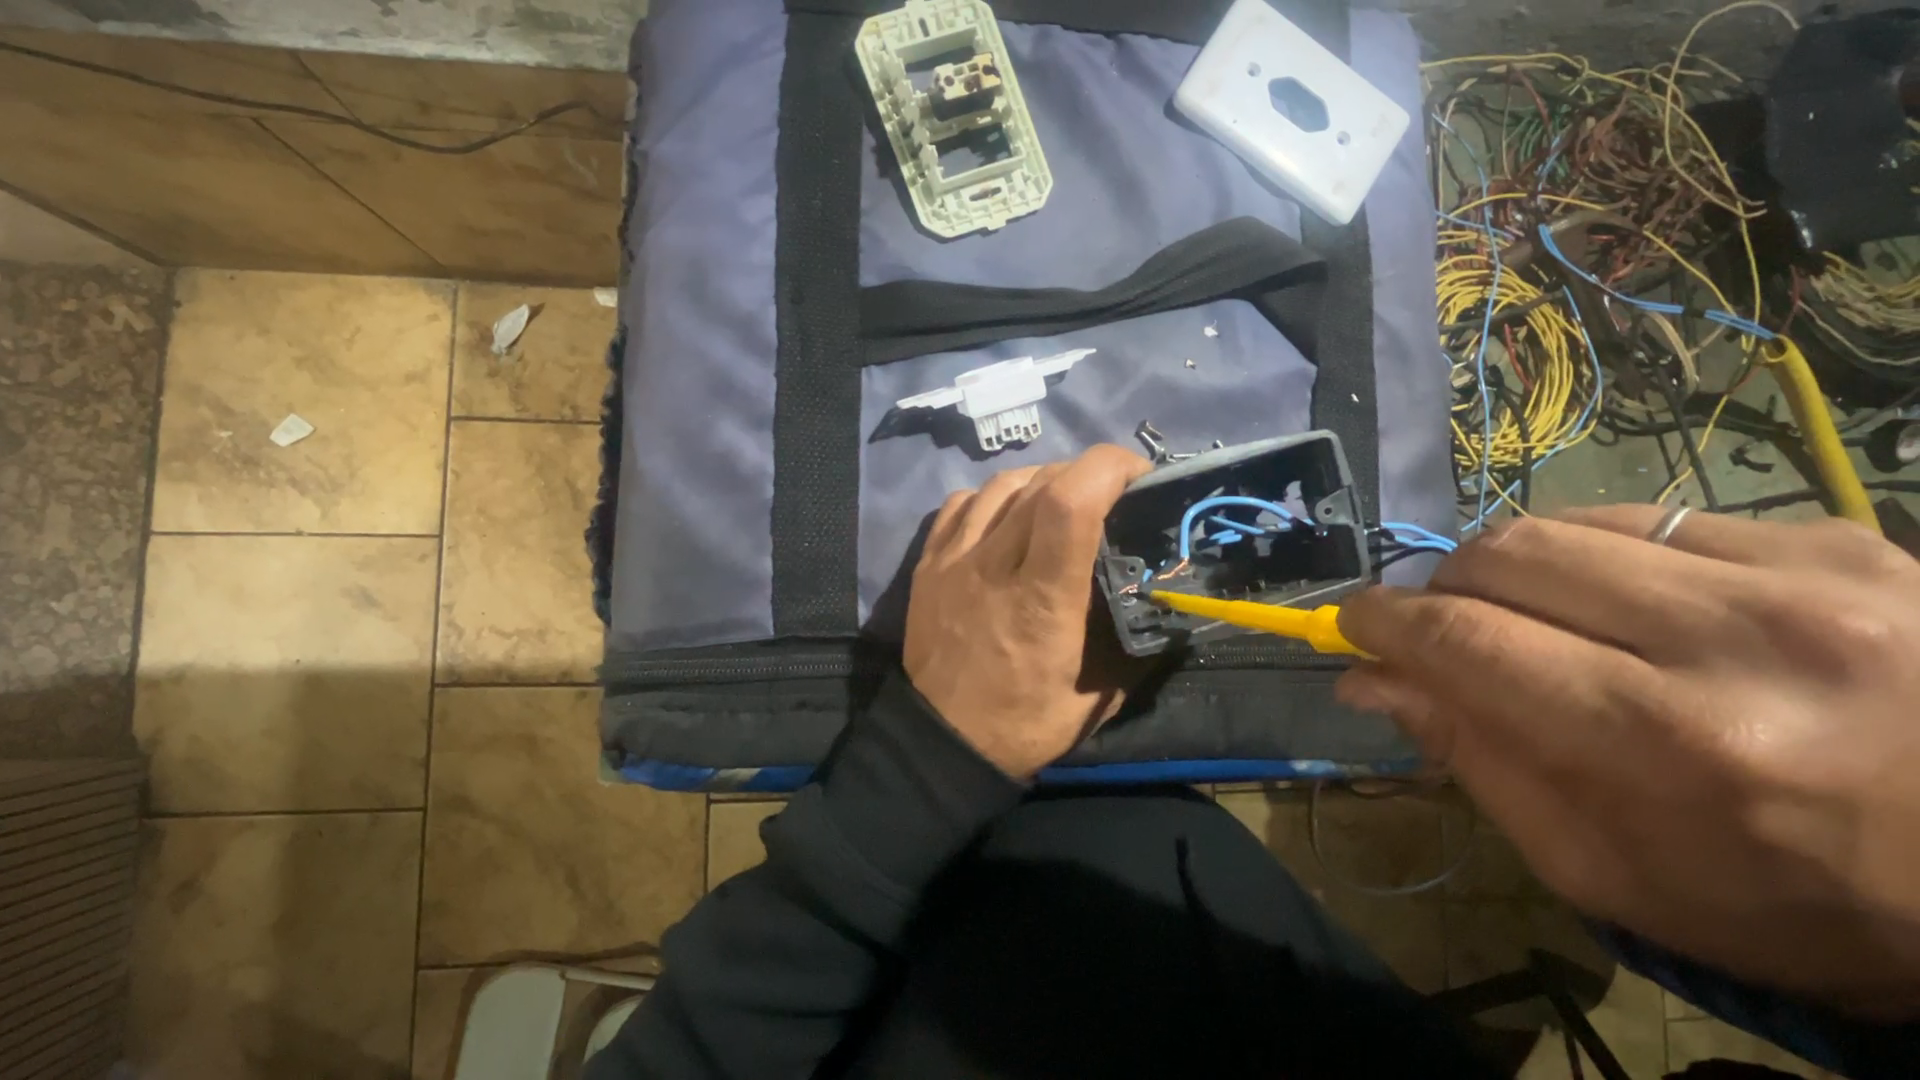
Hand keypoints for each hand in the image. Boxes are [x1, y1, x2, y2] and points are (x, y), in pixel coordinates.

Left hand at [903, 445, 1152, 779]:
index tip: (1138, 477)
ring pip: (1000, 485)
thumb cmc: (1023, 724)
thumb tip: (1167, 603)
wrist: (940, 743)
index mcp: (1041, 599)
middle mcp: (994, 566)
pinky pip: (962, 504)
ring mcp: (953, 560)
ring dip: (1042, 479)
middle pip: (1041, 482)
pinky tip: (1009, 516)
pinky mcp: (928, 564)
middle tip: (1112, 494)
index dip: (1109, 469)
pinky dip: (994, 497)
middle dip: (1086, 472)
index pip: (1070, 502)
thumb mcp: (1098, 696)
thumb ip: (1135, 644)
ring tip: (1064, 499)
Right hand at [1335, 507, 1919, 1017]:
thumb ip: (1475, 758)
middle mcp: (1742, 639)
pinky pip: (1654, 518)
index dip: (1385, 622)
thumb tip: (1368, 678)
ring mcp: (1809, 573)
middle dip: (1440, 587)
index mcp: (1673, 745)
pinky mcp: (1845, 539)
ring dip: (1511, 566)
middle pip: (1509, 555)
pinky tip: (1623, 605)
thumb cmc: (1788, 905)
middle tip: (1436, 626)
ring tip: (1526, 614)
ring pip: (1570, 522)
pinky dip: (1598, 557)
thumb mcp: (1606, 868)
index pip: (1469, 641)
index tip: (1352, 623)